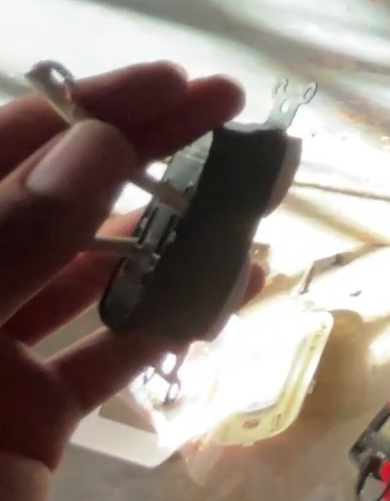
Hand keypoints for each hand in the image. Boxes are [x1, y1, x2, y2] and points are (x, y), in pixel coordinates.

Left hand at [0, 62, 244, 500]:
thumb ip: (4, 239)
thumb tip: (97, 144)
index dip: (77, 112)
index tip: (173, 83)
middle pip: (48, 204)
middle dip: (141, 152)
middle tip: (229, 108)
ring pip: (90, 273)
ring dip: (175, 233)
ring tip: (253, 196)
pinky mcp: (25, 417)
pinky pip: (116, 349)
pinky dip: (182, 313)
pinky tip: (241, 279)